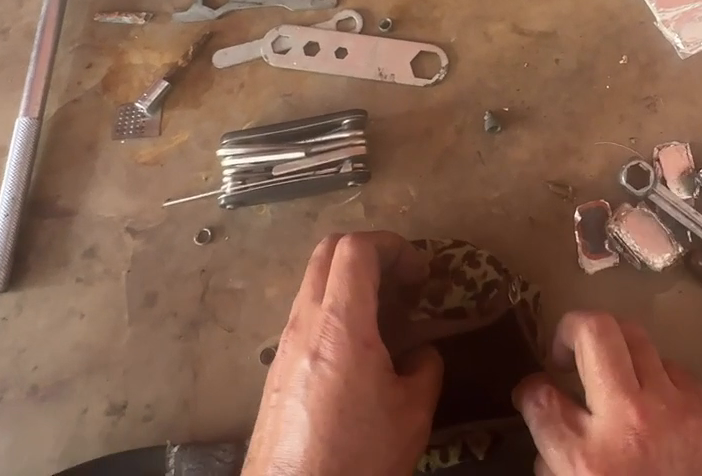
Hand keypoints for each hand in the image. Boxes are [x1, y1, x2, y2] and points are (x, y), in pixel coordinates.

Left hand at [242, 232, 443, 475]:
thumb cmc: (356, 458)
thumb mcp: (412, 413)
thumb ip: (425, 367)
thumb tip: (419, 353)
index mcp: (340, 325)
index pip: (357, 248)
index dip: (394, 246)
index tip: (420, 274)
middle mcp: (305, 324)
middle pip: (329, 251)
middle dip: (371, 252)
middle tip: (402, 280)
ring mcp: (284, 347)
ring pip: (314, 282)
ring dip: (352, 282)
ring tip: (386, 316)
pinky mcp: (277, 372)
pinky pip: (307, 315)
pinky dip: (336, 310)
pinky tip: (361, 349)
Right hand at [513, 311, 701, 475]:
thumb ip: (557, 466)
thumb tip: (550, 428)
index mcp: (585, 461)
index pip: (541, 398)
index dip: (529, 389)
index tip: (534, 389)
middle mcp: (626, 421)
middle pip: (593, 333)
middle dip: (569, 329)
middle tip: (564, 351)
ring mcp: (670, 407)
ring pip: (633, 335)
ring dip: (611, 345)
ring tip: (605, 364)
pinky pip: (669, 366)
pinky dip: (652, 375)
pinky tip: (649, 397)